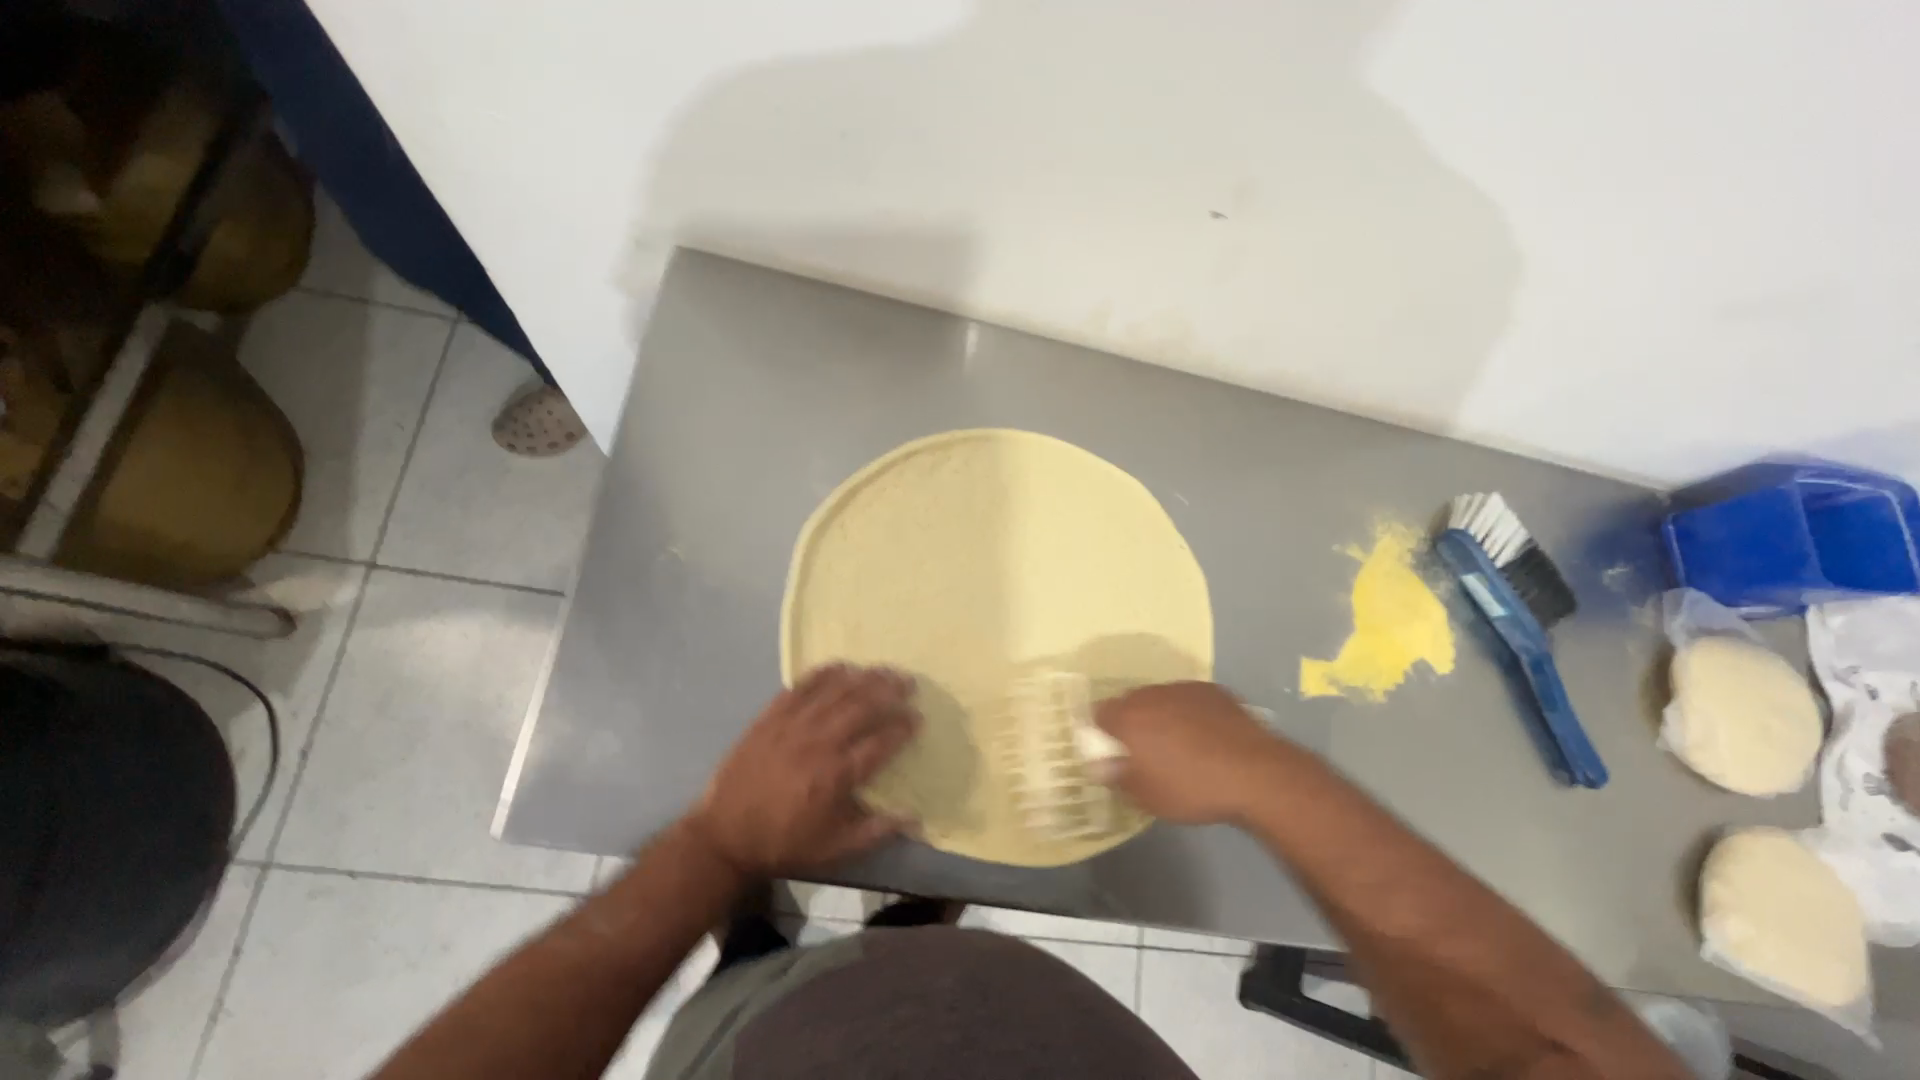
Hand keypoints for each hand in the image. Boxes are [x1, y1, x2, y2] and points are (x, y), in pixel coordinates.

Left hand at [687, 664, 918, 878]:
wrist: (723, 836)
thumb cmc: (783, 843)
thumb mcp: (834, 849)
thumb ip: (876, 831)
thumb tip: (913, 816)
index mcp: (836, 775)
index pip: (880, 742)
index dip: (903, 727)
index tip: (918, 718)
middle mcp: (818, 743)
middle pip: (862, 706)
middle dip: (890, 691)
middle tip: (910, 683)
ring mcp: (792, 726)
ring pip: (835, 691)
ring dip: (864, 677)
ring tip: (884, 670)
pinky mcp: (769, 718)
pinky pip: (800, 687)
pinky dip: (823, 674)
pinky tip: (841, 666)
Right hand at [1095, 681, 1290, 824]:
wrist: (1256, 774)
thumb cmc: (1193, 789)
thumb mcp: (1147, 797)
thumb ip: (1117, 776)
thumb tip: (1102, 764)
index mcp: (1128, 718)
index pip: (1098, 713)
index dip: (1101, 732)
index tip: (1113, 752)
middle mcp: (1151, 695)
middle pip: (1129, 702)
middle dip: (1132, 723)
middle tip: (1145, 752)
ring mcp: (1184, 688)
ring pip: (1160, 699)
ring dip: (1161, 716)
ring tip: (1179, 746)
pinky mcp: (1214, 691)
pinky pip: (1189, 700)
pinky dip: (1190, 713)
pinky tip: (1206, 737)